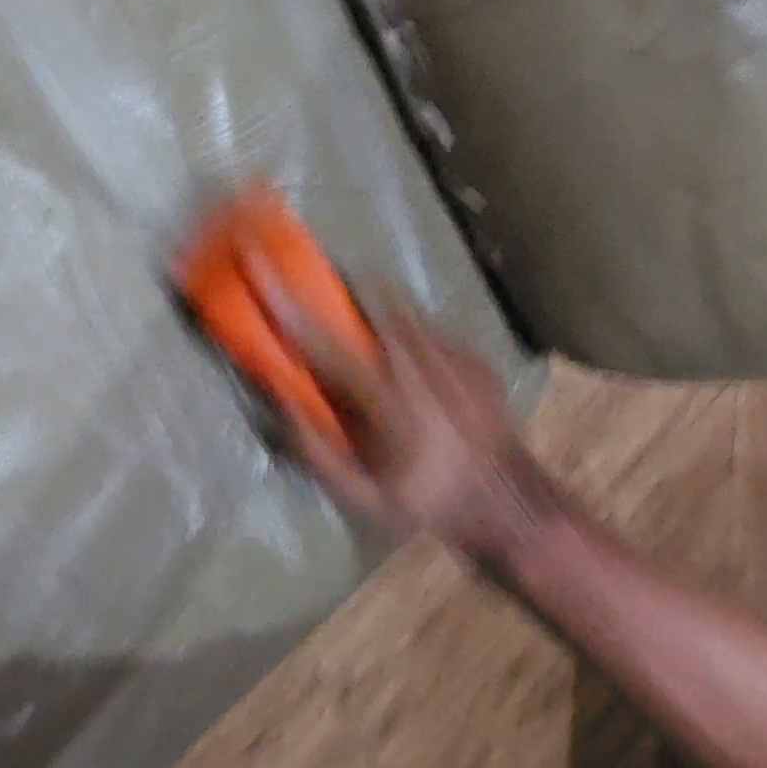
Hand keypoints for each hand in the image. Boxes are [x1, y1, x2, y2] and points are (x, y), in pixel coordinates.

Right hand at [239, 246, 559, 560]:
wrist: (512, 506)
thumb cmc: (426, 501)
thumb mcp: (360, 494)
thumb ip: (313, 447)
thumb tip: (278, 402)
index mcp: (383, 396)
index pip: (318, 339)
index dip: (281, 300)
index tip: (254, 260)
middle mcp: (417, 362)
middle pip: (368, 301)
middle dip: (341, 289)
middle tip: (324, 290)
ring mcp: (452, 353)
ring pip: (400, 306)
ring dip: (375, 307)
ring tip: (366, 324)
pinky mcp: (472, 354)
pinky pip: (428, 327)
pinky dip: (409, 332)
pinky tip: (412, 363)